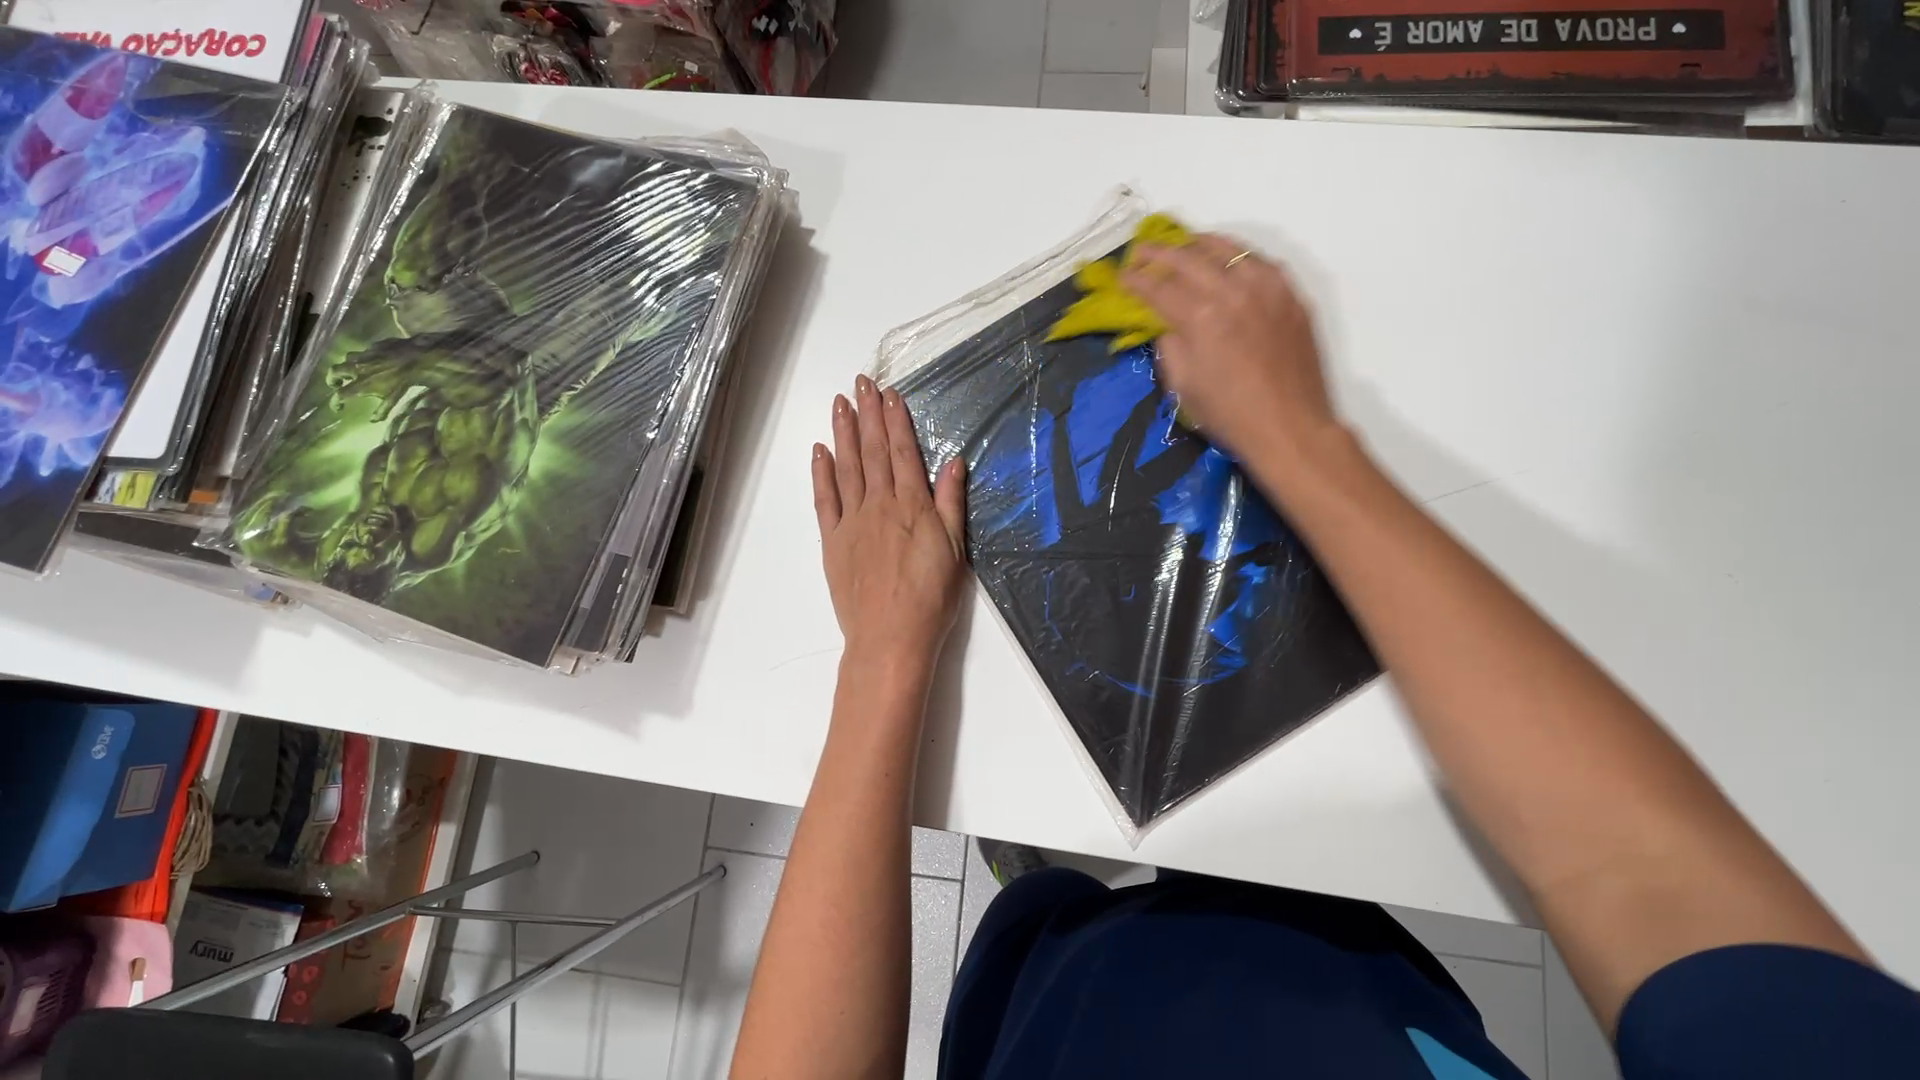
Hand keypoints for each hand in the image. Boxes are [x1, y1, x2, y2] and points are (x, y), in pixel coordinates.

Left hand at [812, 375, 967, 680]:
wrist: (890, 638)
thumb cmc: (931, 600)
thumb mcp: (954, 551)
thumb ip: (951, 504)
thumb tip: (954, 461)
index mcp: (912, 506)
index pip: (903, 452)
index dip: (896, 420)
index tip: (889, 393)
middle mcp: (879, 506)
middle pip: (873, 451)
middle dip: (868, 414)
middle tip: (861, 382)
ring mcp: (852, 522)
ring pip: (846, 468)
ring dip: (844, 433)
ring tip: (840, 404)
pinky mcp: (832, 542)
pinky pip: (824, 500)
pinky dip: (821, 473)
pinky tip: (820, 451)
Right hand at [1122, 234, 1342, 465]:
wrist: (1290, 428)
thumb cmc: (1230, 415)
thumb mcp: (1183, 386)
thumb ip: (1170, 346)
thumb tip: (1168, 324)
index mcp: (1202, 318)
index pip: (1159, 288)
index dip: (1137, 281)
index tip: (1123, 276)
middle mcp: (1234, 292)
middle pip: (1189, 259)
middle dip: (1159, 253)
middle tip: (1142, 250)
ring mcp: (1268, 289)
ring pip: (1228, 249)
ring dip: (1199, 244)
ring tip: (1183, 244)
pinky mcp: (1292, 295)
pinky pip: (1260, 261)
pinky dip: (1237, 255)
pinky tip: (1228, 261)